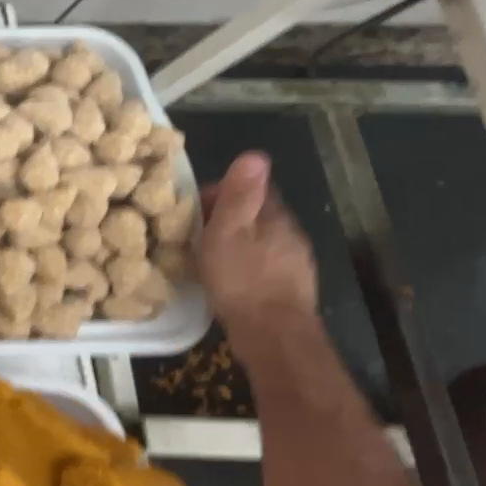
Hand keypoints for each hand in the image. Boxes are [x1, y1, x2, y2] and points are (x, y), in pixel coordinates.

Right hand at [197, 151, 318, 332]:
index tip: (194, 204)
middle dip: (226, 216)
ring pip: (260, 238)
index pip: (252, 188)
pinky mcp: (288, 284)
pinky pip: (262, 261)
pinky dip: (243, 261)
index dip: (222, 190)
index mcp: (274, 217)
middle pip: (256, 213)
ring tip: (205, 252)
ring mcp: (293, 260)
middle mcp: (289, 233)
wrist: (272, 330)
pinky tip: (227, 275)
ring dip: (235, 239)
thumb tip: (254, 155)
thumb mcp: (229, 232)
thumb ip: (239, 196)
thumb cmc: (242, 278)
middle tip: (192, 229)